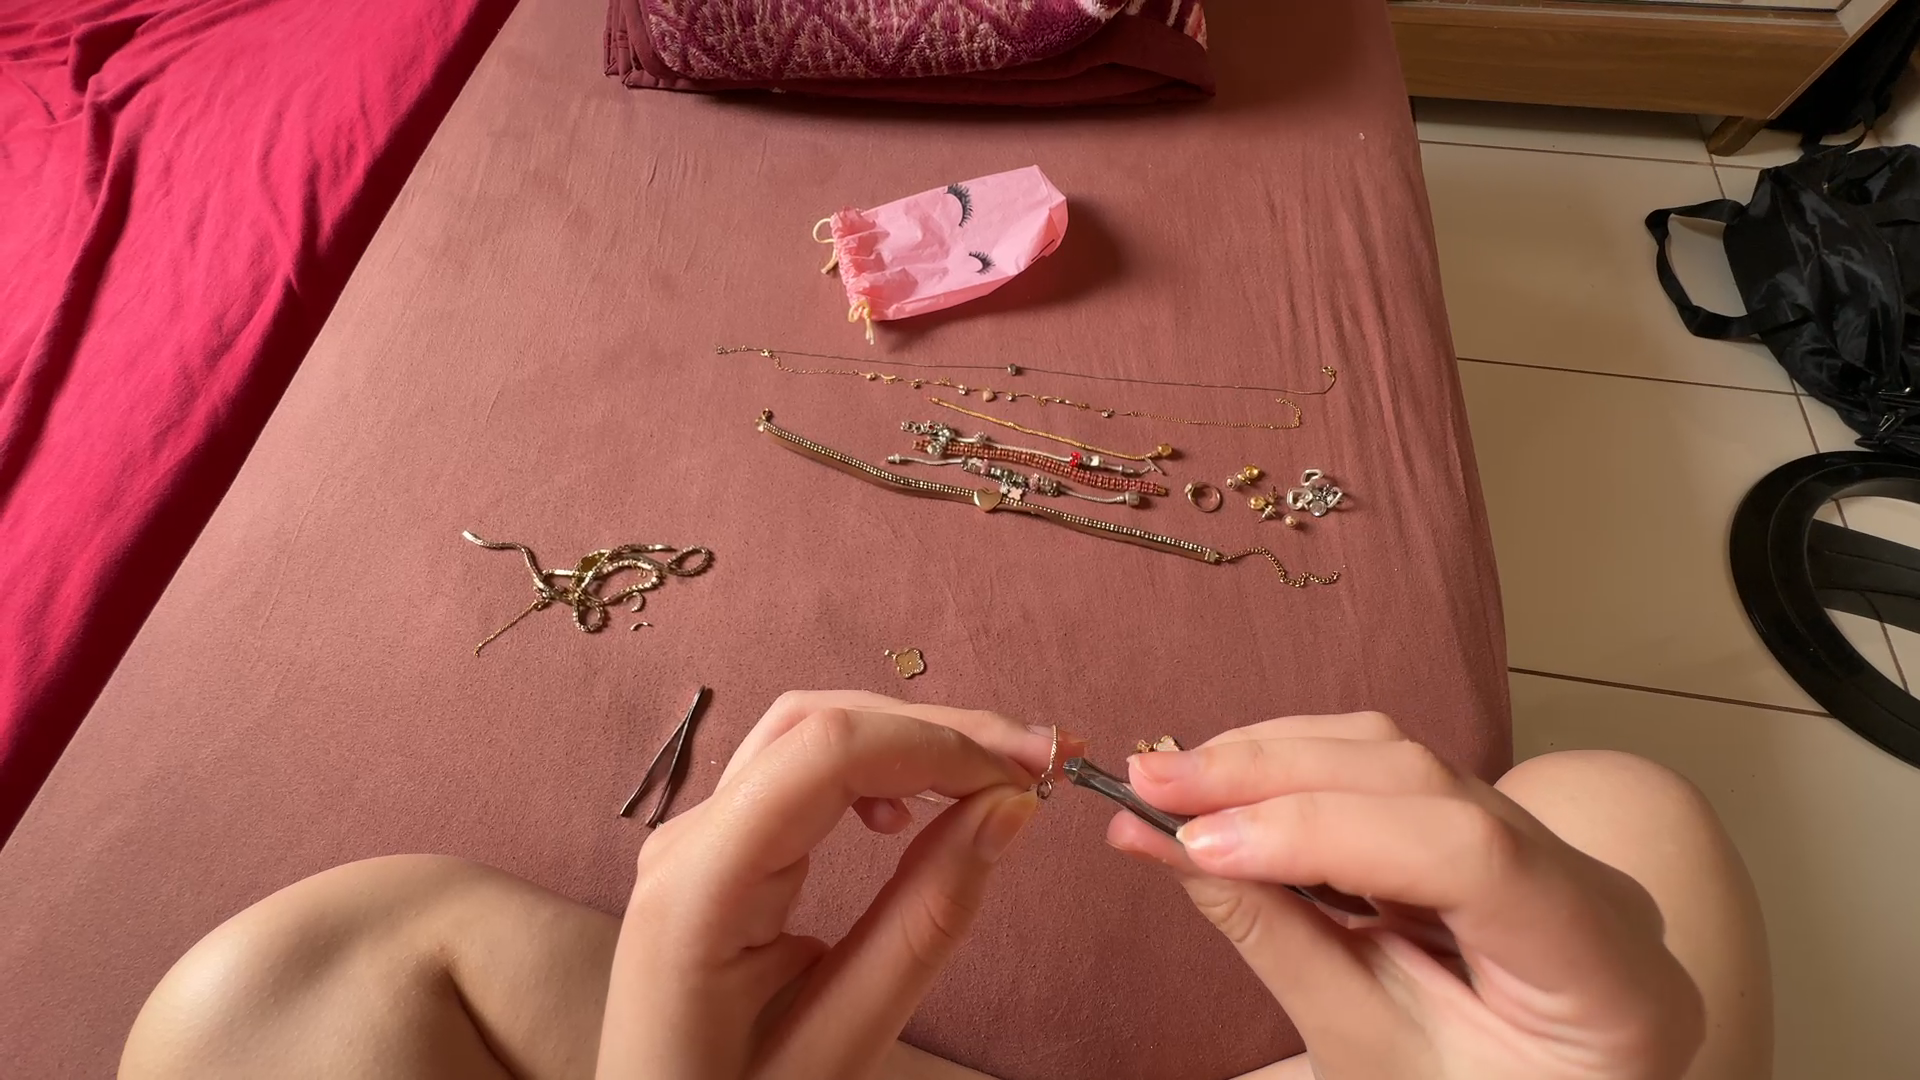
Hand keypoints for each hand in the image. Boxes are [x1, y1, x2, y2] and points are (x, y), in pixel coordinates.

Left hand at [595, 691, 1078, 1079]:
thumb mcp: (842, 1044)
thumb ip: (926, 918)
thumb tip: (1008, 807)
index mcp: (699, 888)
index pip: (823, 754)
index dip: (935, 744)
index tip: (1022, 778)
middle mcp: (689, 835)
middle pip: (821, 724)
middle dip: (938, 728)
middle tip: (1034, 755)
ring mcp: (700, 830)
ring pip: (813, 731)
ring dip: (910, 738)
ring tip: (987, 777)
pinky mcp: (722, 838)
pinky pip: (802, 766)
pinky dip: (875, 765)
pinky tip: (908, 810)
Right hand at [1109, 712, 1705, 1079]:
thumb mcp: (1363, 1052)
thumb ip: (1266, 933)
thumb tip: (1150, 838)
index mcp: (1603, 971)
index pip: (1464, 853)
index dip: (1317, 830)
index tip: (1197, 845)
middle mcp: (1582, 876)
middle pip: (1411, 774)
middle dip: (1265, 770)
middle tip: (1150, 781)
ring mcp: (1528, 834)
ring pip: (1383, 749)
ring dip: (1263, 755)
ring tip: (1172, 779)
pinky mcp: (1466, 817)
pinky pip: (1368, 763)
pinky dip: (1283, 764)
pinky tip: (1225, 782)